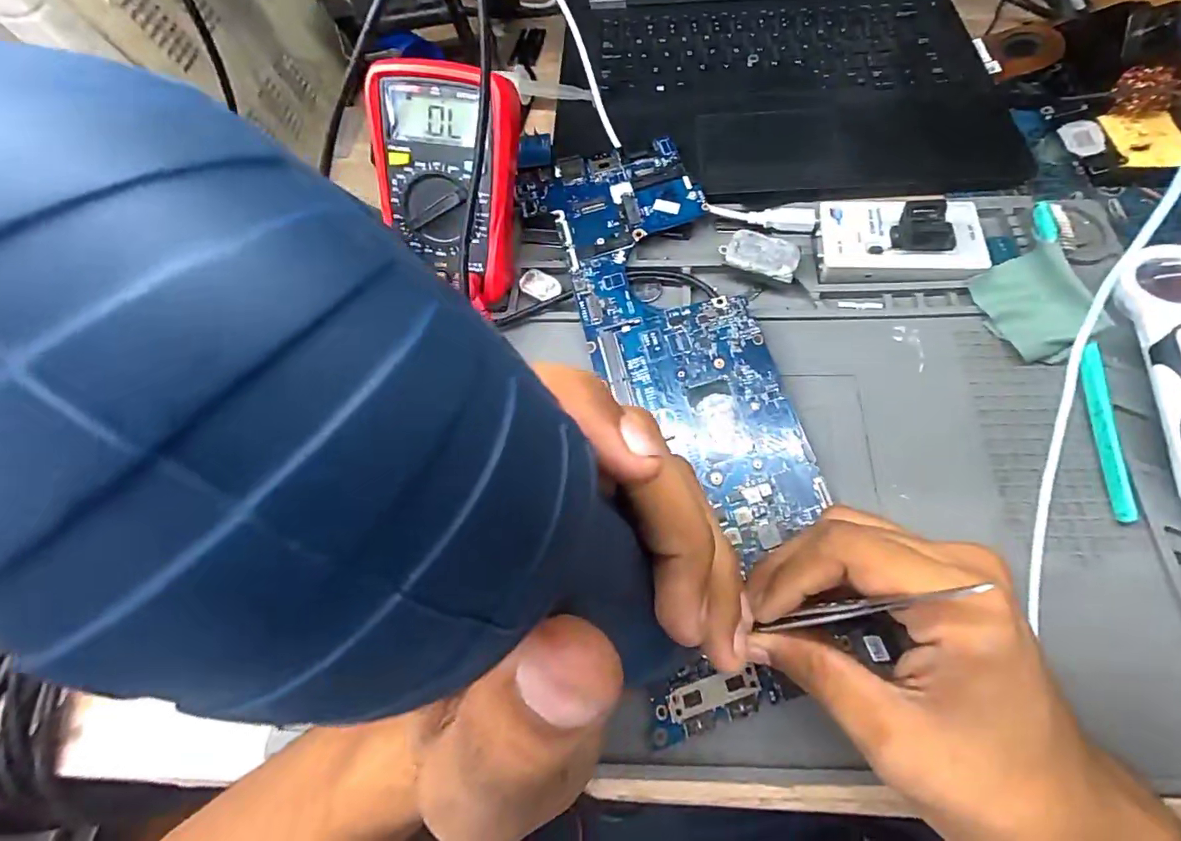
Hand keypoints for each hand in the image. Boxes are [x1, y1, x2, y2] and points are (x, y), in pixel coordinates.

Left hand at [172, 366, 745, 840]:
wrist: (476, 760)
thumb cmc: (453, 753)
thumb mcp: (470, 769)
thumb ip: (505, 733)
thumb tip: (576, 657)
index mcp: (483, 514)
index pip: (532, 410)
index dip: (586, 413)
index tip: (639, 468)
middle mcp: (541, 489)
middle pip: (625, 446)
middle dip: (677, 520)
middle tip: (696, 621)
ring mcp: (589, 509)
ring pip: (664, 485)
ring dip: (704, 549)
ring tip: (721, 636)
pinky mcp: (624, 539)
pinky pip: (680, 525)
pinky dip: (712, 566)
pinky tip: (727, 624)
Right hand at [745, 508, 1180, 840]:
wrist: (1059, 809)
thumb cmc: (984, 784)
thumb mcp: (891, 736)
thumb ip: (820, 672)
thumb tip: (754, 637)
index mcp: (959, 592)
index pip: (850, 547)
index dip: (790, 574)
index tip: (752, 614)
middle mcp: (960, 559)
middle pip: (850, 530)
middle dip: (792, 566)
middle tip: (753, 613)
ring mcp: (957, 564)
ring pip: (858, 535)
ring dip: (808, 567)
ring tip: (772, 610)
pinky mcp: (949, 579)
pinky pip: (876, 556)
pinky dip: (834, 577)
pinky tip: (808, 608)